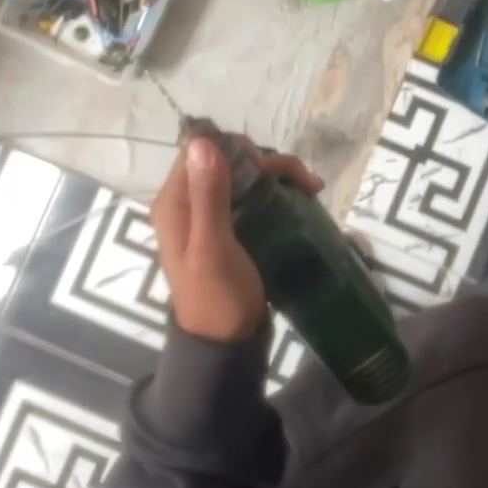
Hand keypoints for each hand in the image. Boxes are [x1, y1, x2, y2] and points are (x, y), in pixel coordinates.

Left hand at [151, 135, 323, 341]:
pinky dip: (276, 192)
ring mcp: (210, 215)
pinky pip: (252, 196)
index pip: (200, 150)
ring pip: (244, 176)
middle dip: (267, 163)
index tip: (268, 168)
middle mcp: (189, 203)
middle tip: (304, 183)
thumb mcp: (212, 247)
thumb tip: (202, 141)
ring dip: (278, 175)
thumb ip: (208, 196)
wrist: (225, 345)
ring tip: (312, 189)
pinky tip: (301, 200)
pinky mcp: (231, 228)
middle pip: (227, 160)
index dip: (236, 149)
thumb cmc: (217, 298)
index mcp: (175, 203)